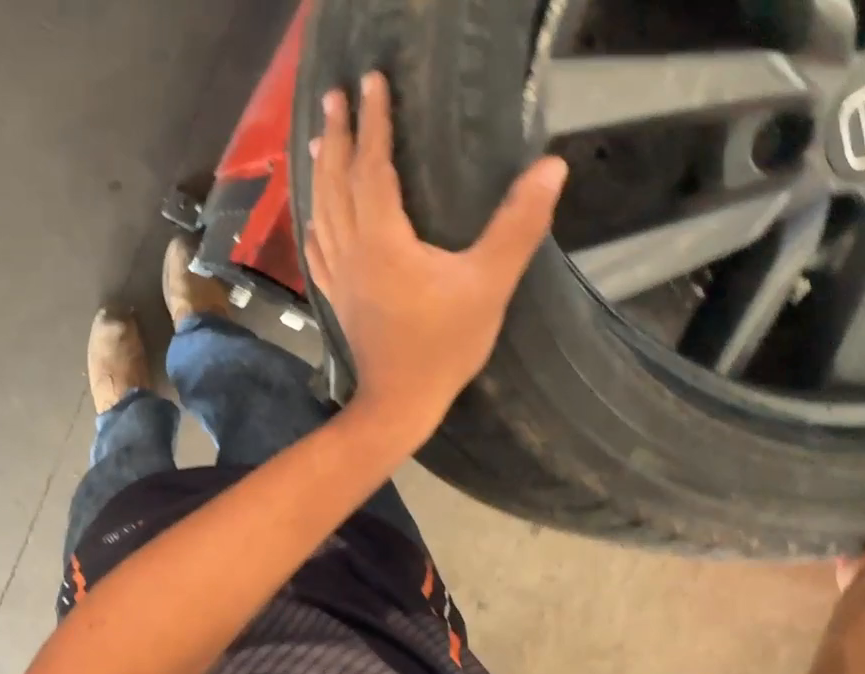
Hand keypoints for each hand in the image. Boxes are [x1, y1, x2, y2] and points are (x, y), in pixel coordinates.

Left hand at [305, 72, 566, 425]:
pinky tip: (315, 213)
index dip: (373, 123)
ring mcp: (337, 276)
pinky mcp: (335, 296)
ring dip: (320, 173)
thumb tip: (549, 168)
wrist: (397, 401)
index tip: (371, 82)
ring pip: (320, 213)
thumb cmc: (443, 345)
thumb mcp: (489, 284)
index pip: (372, 168)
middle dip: (337, 137)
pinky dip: (315, 218)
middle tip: (332, 97)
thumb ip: (517, 226)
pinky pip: (317, 247)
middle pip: (336, 184)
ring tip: (320, 140)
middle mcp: (350, 252)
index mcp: (382, 241)